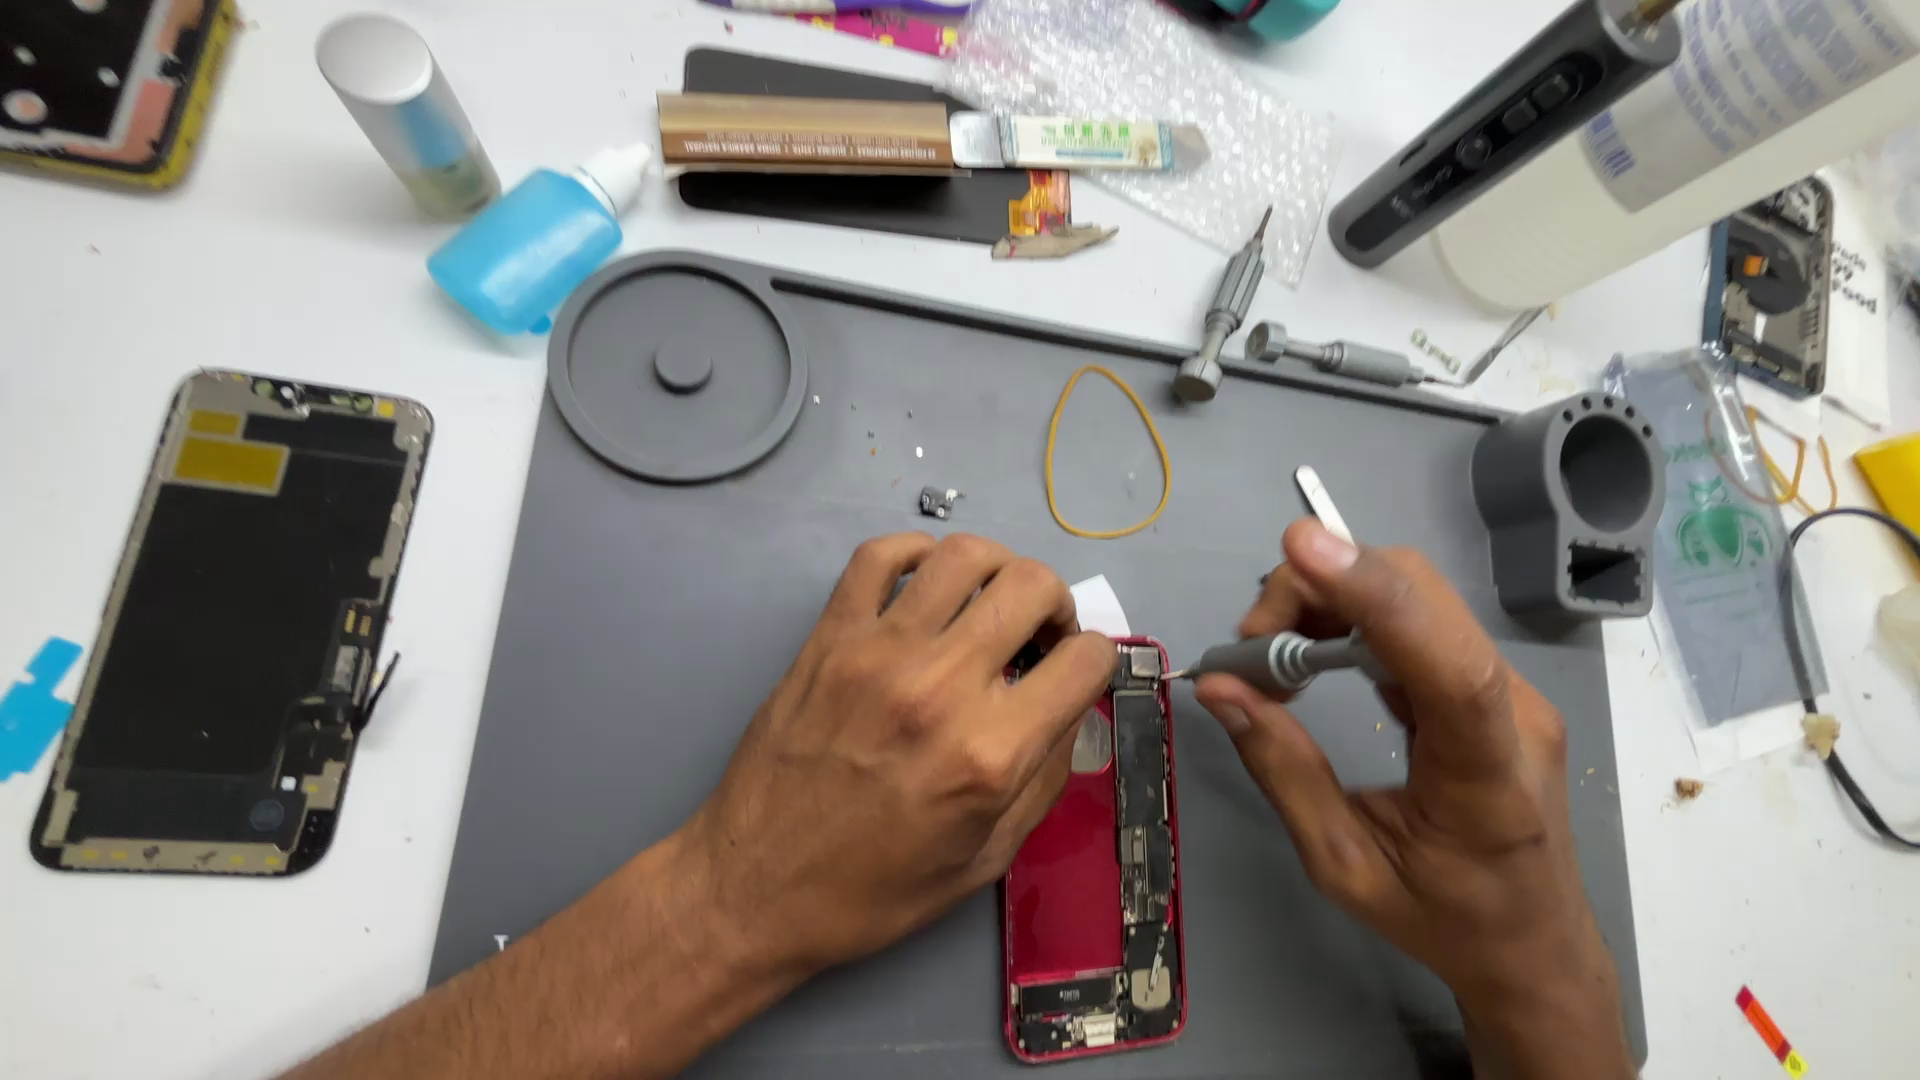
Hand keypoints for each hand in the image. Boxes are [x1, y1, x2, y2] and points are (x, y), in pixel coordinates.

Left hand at [682, 532, 1115, 974]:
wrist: (757, 886)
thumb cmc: (877, 889)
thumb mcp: (988, 857)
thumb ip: (1047, 773)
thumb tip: (1071, 702)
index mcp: (991, 753)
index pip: (1085, 660)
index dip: (1095, 661)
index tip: (1073, 672)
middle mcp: (941, 687)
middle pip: (1031, 586)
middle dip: (1055, 605)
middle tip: (1036, 636)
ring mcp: (879, 652)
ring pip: (963, 555)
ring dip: (996, 569)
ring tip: (986, 603)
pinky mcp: (829, 635)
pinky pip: (879, 555)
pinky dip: (916, 552)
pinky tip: (926, 584)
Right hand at [1195, 520, 1630, 1076]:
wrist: (1535, 947)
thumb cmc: (1443, 919)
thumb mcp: (1342, 864)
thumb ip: (1283, 771)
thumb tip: (1220, 688)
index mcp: (1487, 774)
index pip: (1448, 663)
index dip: (1375, 595)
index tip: (1301, 546)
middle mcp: (1513, 708)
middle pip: (1422, 595)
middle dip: (1322, 589)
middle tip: (1250, 645)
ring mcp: (1507, 687)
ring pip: (1414, 594)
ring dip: (1327, 600)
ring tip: (1268, 658)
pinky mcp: (1486, 681)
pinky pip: (1412, 618)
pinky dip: (1345, 617)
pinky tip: (1306, 657)